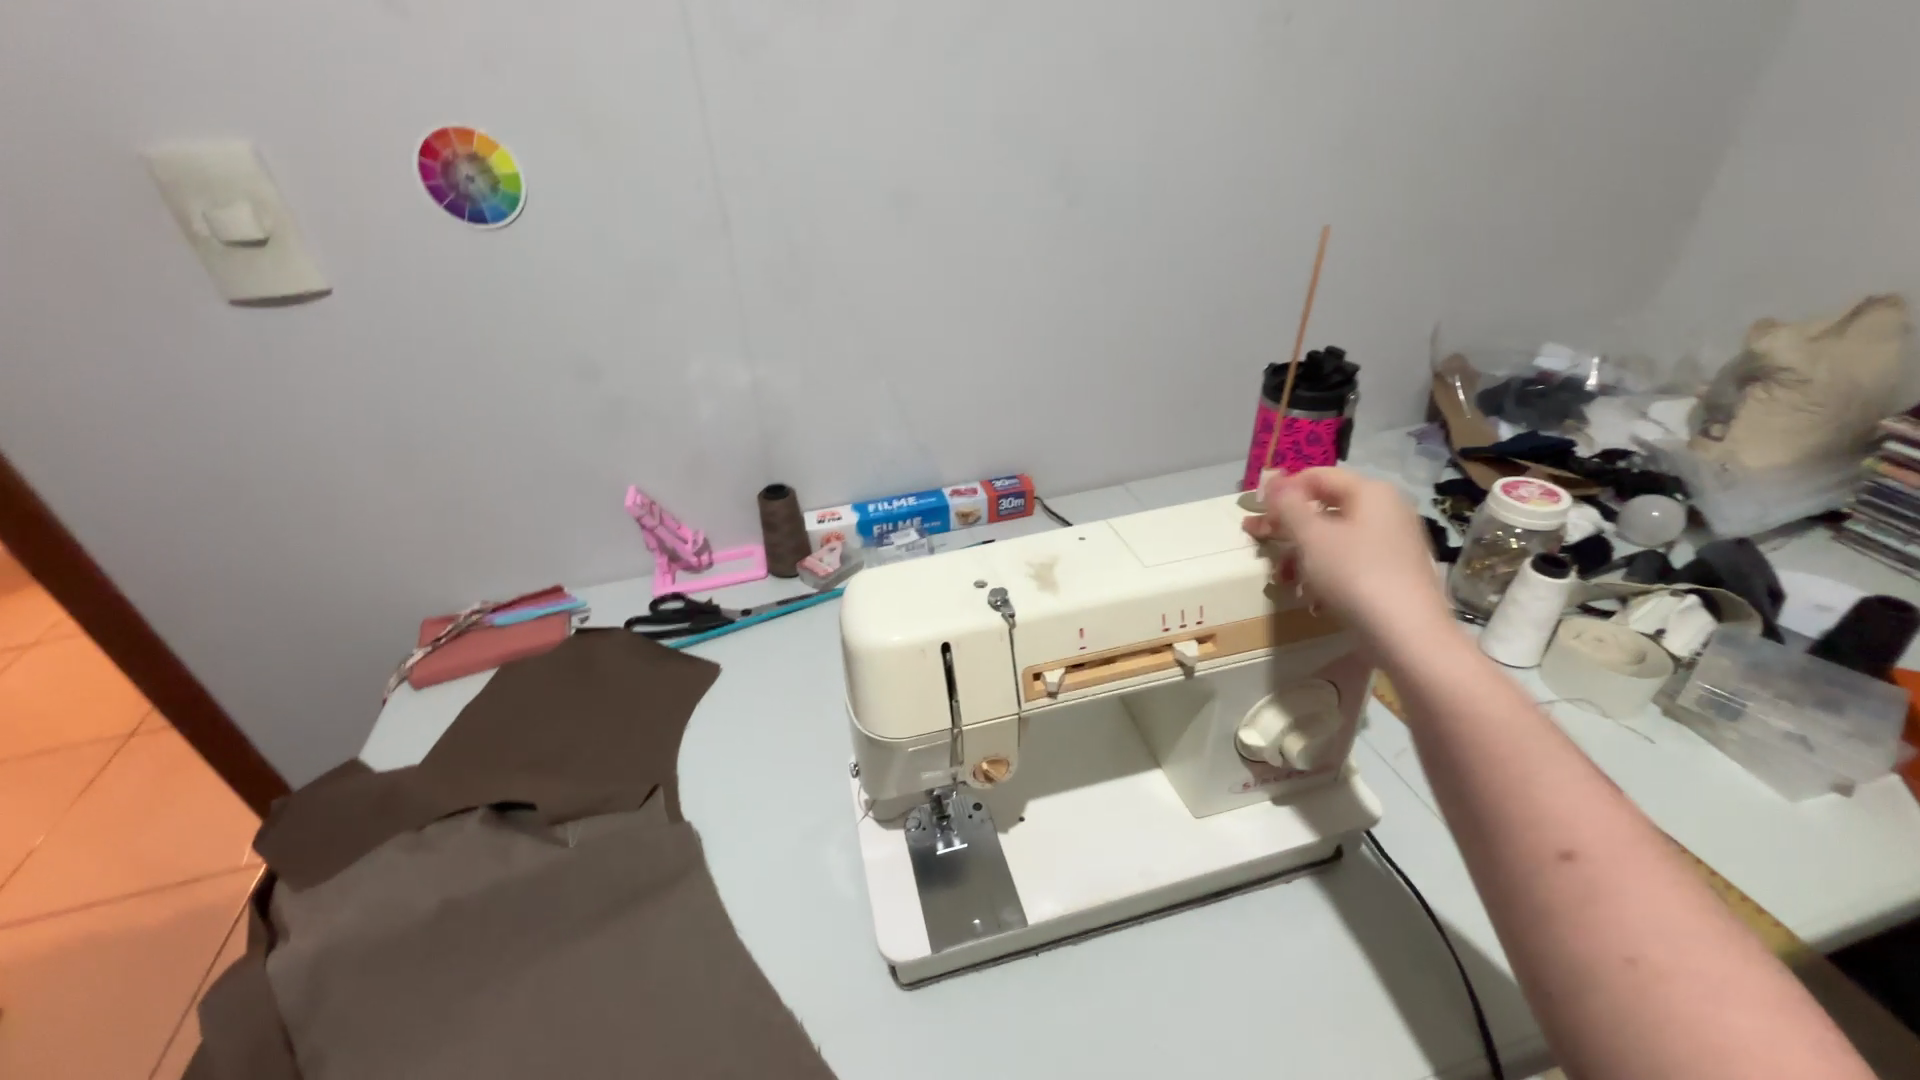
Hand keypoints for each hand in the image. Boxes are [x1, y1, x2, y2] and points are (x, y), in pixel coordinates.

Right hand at [1241, 468, 1451, 646]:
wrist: (1407, 635)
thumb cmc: (1354, 575)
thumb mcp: (1312, 536)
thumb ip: (1288, 504)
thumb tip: (1273, 478)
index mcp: (1370, 492)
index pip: (1316, 476)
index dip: (1282, 491)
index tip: (1255, 513)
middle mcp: (1386, 510)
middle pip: (1325, 508)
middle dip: (1287, 527)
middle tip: (1255, 540)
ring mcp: (1393, 543)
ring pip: (1335, 539)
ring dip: (1302, 555)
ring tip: (1283, 580)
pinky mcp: (1394, 574)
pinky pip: (1350, 563)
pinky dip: (1326, 574)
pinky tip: (1312, 599)